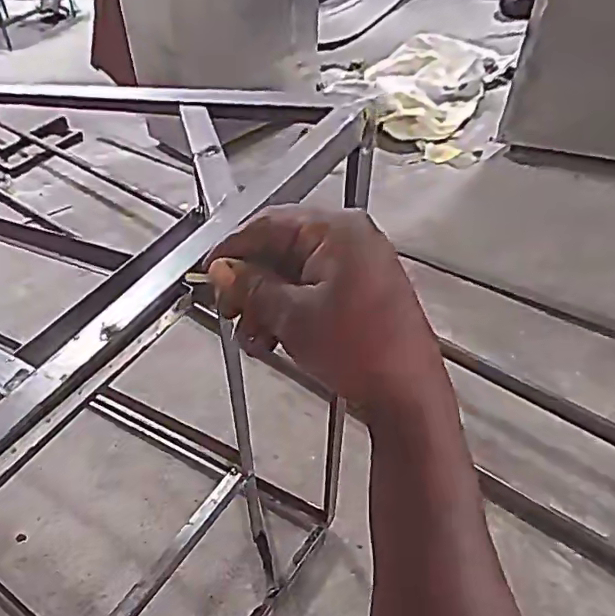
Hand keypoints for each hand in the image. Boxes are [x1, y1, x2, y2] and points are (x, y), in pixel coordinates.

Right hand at [204, 207, 447, 416]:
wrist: (405, 391)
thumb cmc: (364, 350)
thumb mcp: (292, 316)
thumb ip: (252, 287)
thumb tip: (225, 270)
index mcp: (338, 231)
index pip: (268, 224)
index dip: (232, 249)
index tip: (209, 270)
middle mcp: (351, 242)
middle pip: (281, 250)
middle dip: (249, 285)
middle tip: (228, 309)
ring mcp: (358, 269)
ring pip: (294, 277)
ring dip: (265, 305)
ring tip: (251, 335)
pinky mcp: (360, 296)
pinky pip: (312, 294)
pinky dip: (288, 314)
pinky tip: (272, 339)